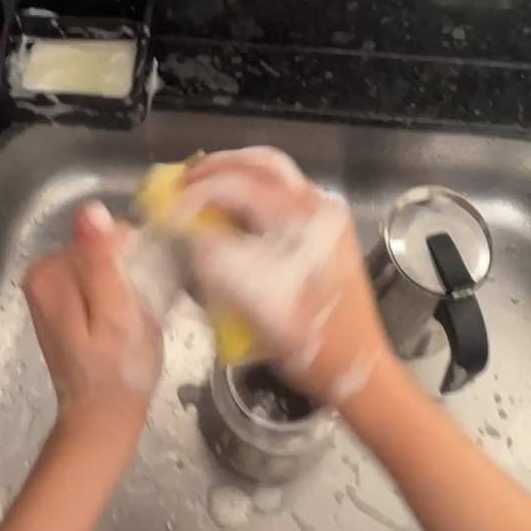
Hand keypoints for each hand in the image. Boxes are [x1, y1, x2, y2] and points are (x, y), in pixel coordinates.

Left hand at [22, 200, 164, 442]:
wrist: (104, 415)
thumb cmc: (117, 368)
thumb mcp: (115, 312)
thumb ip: (102, 260)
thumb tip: (90, 210)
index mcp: (49, 272)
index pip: (105, 233)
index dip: (133, 255)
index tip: (142, 288)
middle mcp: (42, 272)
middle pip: (101, 243)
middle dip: (127, 266)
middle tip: (138, 306)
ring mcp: (51, 285)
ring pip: (103, 257)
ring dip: (125, 277)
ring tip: (133, 312)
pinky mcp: (63, 298)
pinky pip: (98, 274)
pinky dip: (117, 287)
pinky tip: (124, 314)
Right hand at [174, 148, 393, 404]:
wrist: (360, 367)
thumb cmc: (313, 340)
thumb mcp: (256, 303)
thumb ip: (216, 260)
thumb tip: (184, 230)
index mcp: (305, 219)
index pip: (241, 184)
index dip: (199, 191)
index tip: (170, 205)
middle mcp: (319, 206)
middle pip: (262, 163)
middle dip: (217, 167)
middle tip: (183, 181)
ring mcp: (325, 215)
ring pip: (274, 174)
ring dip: (235, 175)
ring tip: (201, 189)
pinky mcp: (325, 230)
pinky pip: (283, 194)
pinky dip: (251, 191)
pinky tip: (231, 210)